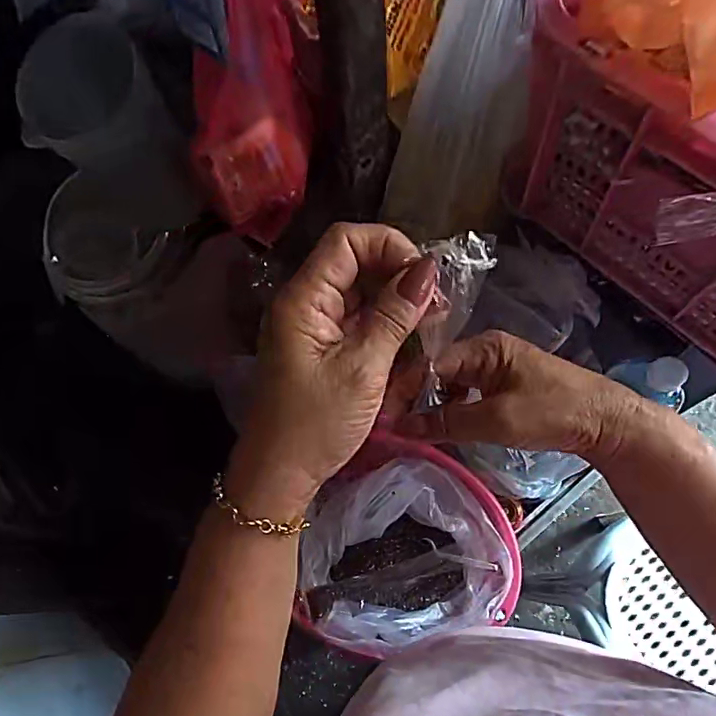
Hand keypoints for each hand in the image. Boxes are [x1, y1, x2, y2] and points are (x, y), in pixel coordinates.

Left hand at [226, 223, 439, 520]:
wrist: (278, 475)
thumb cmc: (316, 426)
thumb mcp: (363, 369)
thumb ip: (394, 315)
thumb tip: (427, 268)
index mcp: (303, 300)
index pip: (346, 241)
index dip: (390, 245)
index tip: (425, 277)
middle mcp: (303, 305)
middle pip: (353, 264)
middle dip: (398, 277)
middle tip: (436, 309)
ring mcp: (310, 329)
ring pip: (358, 295)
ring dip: (394, 306)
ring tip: (427, 329)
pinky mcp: (318, 351)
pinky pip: (354, 324)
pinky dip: (381, 329)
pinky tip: (406, 347)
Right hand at [390, 330, 656, 461]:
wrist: (606, 423)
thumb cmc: (553, 412)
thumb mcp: (496, 420)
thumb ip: (446, 423)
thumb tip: (401, 428)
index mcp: (483, 346)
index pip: (428, 364)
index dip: (403, 390)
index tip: (384, 417)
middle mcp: (484, 351)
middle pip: (435, 373)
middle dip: (414, 399)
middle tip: (394, 427)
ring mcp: (494, 368)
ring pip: (448, 386)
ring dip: (432, 408)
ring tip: (413, 431)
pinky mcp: (501, 386)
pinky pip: (464, 396)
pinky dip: (451, 412)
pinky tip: (442, 430)